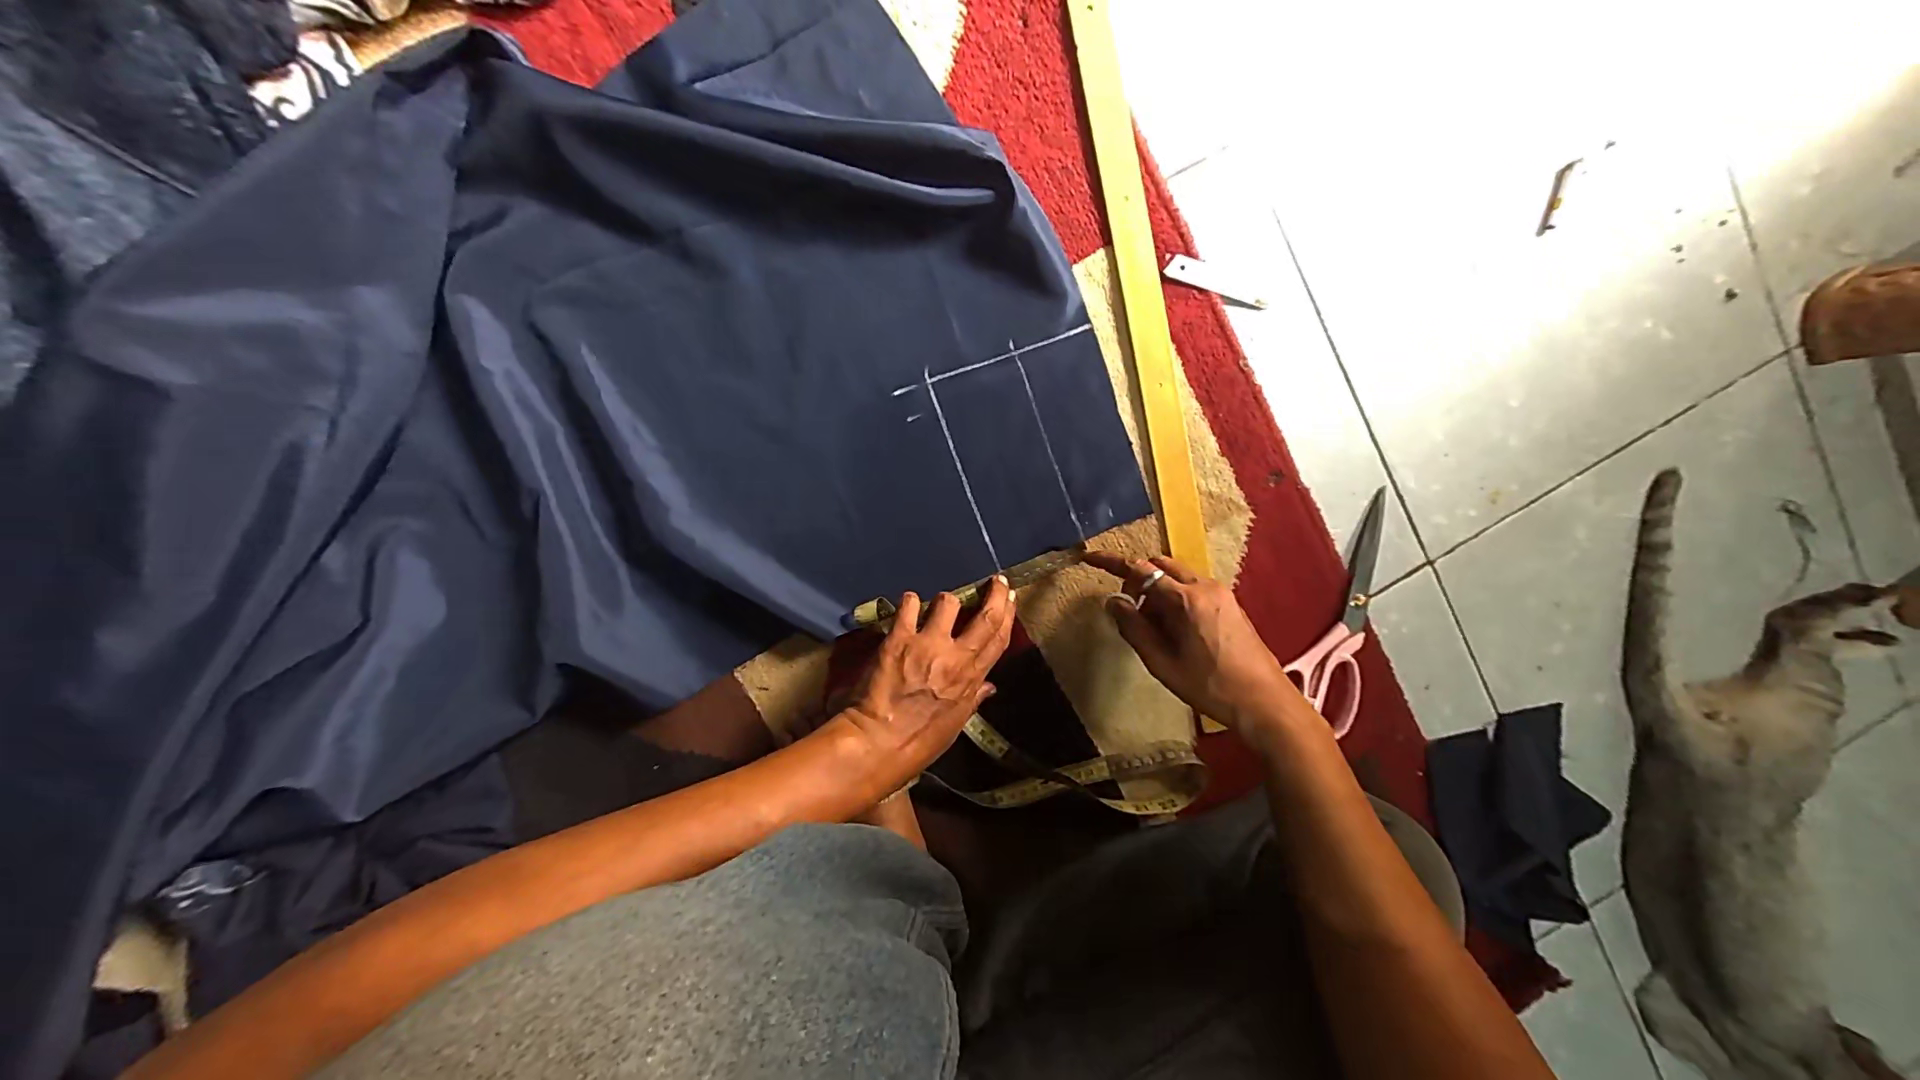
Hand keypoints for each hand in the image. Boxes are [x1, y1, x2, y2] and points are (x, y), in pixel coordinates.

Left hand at [836, 576, 1014, 783]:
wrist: (878, 744)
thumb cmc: (918, 742)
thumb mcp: (955, 724)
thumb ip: (972, 699)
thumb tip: (988, 686)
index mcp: (971, 679)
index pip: (998, 639)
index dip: (1007, 615)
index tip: (1010, 598)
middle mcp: (955, 657)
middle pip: (985, 617)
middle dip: (994, 594)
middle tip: (996, 581)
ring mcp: (927, 645)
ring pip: (947, 603)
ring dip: (945, 600)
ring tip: (936, 604)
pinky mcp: (899, 639)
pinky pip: (909, 606)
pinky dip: (910, 601)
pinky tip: (907, 605)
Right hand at [1084, 552, 1291, 728]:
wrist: (1264, 700)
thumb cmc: (1209, 685)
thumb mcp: (1162, 662)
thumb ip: (1134, 628)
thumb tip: (1113, 601)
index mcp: (1187, 599)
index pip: (1141, 570)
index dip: (1112, 562)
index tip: (1090, 557)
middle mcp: (1205, 587)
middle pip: (1159, 566)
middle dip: (1138, 580)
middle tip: (1128, 610)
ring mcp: (1220, 593)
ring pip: (1176, 577)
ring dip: (1156, 592)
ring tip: (1153, 629)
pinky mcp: (1228, 603)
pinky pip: (1192, 588)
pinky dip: (1174, 598)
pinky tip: (1174, 630)